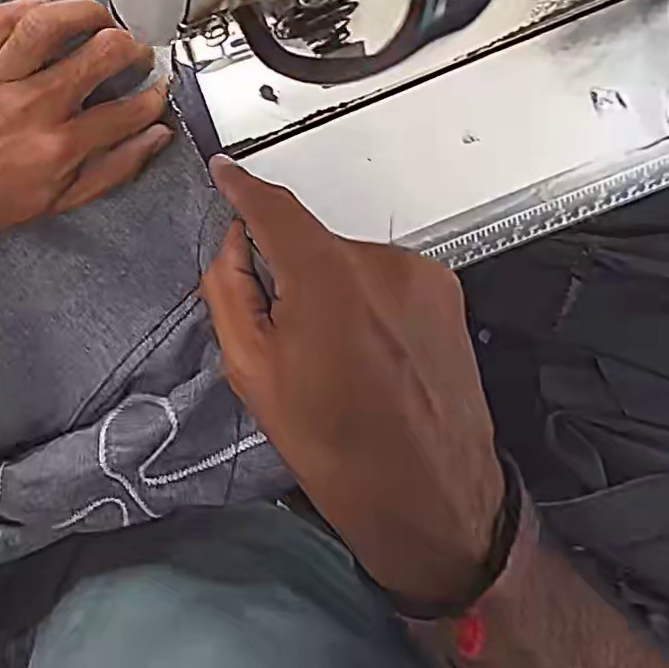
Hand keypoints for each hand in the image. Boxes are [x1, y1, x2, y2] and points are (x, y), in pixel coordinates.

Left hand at [0, 0, 174, 277]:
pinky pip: (2, 18)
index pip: (125, 111)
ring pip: (50, 24)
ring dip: (87, 13)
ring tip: (101, 21)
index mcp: (57, 148)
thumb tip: (156, 135)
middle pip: (99, 54)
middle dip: (131, 47)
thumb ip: (116, 168)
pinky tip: (50, 17)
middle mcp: (31, 108)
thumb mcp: (63, 200)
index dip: (153, 97)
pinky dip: (32, 7)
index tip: (157, 90)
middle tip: (133, 52)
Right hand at [199, 156, 502, 604]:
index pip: (272, 207)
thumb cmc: (335, 442)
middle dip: (283, 264)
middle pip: (306, 237)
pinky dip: (360, 294)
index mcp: (325, 279)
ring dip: (325, 283)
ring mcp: (418, 275)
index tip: (225, 170)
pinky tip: (364, 347)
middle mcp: (378, 264)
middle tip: (280, 323)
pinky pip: (378, 273)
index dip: (241, 185)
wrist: (428, 497)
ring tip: (333, 349)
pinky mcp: (443, 290)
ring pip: (343, 257)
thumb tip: (235, 244)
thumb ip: (229, 288)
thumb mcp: (250, 367)